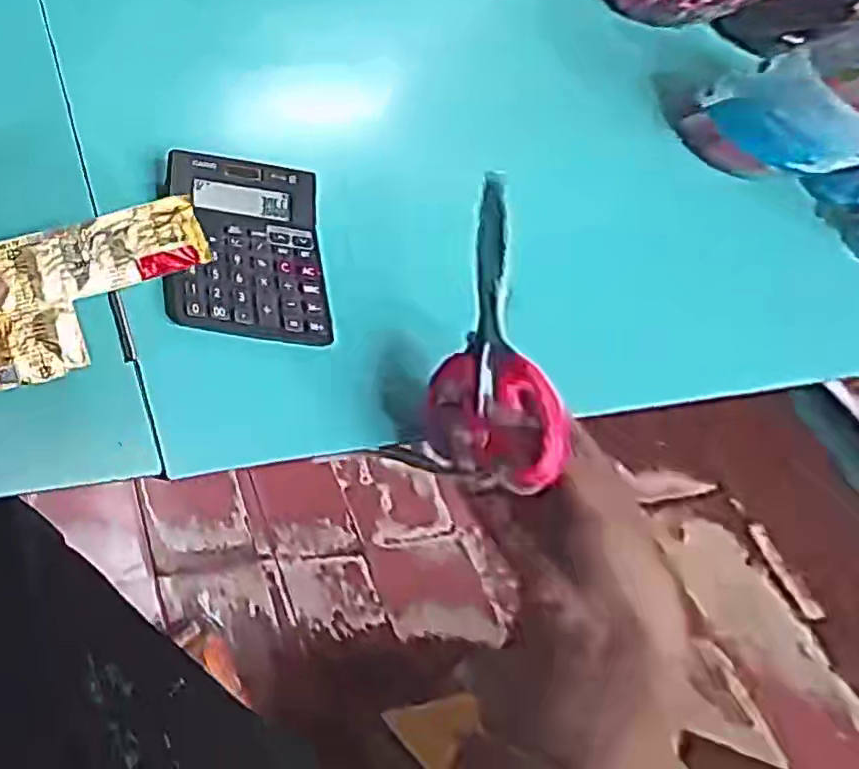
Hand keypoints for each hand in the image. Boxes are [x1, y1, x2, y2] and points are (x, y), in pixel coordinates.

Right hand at [461, 423, 686, 768]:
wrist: (584, 685)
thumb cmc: (612, 604)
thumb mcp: (610, 533)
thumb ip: (576, 473)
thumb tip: (538, 411)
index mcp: (619, 510)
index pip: (572, 444)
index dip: (533, 409)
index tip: (490, 375)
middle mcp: (583, 519)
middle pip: (535, 459)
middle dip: (496, 426)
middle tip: (453, 396)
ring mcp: (543, 539)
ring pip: (505, 479)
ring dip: (475, 451)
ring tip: (441, 422)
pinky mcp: (510, 559)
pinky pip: (488, 509)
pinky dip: (466, 483)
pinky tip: (444, 464)